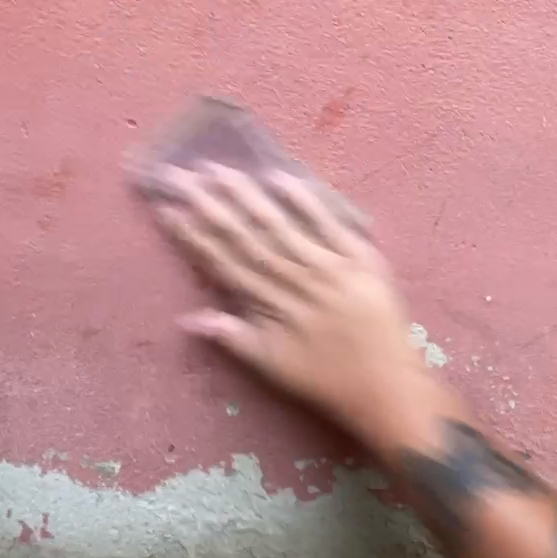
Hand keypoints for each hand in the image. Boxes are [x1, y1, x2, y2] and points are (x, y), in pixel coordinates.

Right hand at [149, 163, 441, 448]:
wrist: (388, 387)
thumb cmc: (326, 378)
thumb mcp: (273, 366)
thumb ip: (231, 338)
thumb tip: (185, 319)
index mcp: (269, 305)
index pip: (223, 261)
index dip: (193, 234)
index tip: (168, 207)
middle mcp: (293, 280)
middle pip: (245, 236)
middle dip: (210, 205)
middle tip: (182, 175)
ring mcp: (327, 266)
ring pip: (279, 225)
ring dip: (247, 196)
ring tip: (219, 170)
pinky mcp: (360, 258)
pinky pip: (329, 223)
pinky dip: (305, 200)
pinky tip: (280, 177)